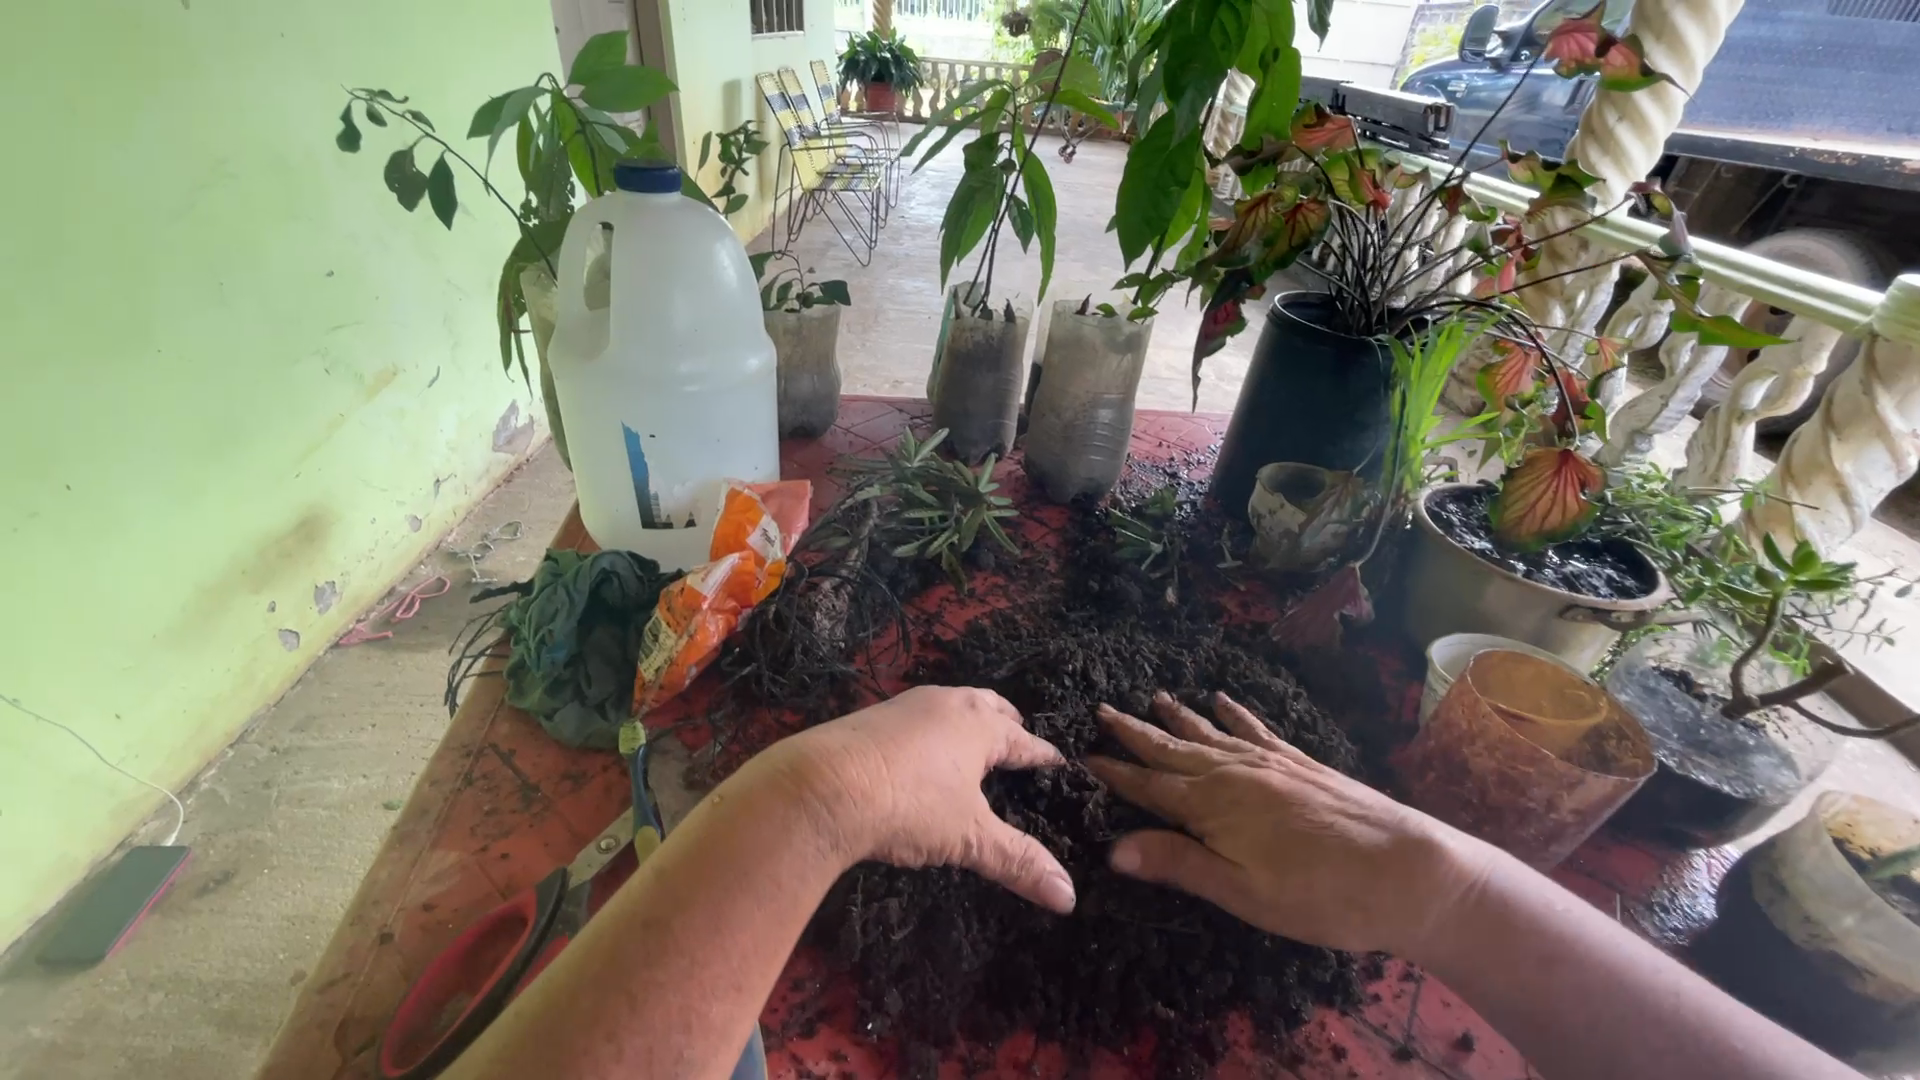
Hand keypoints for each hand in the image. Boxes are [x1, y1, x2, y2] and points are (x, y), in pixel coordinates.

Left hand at [753, 686, 1076, 913]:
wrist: (822, 786)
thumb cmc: (909, 804)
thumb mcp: (968, 837)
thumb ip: (1018, 861)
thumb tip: (1069, 897)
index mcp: (979, 725)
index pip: (1023, 740)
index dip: (1043, 754)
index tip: (1059, 761)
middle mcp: (946, 704)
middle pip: (988, 705)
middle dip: (1006, 721)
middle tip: (1017, 736)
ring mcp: (906, 706)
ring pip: (950, 704)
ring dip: (966, 718)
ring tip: (971, 740)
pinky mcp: (872, 716)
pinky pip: (917, 715)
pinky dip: (932, 727)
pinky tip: (920, 748)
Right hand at [1087, 692, 1491, 955]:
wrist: (1412, 872)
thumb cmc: (1321, 895)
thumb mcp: (1243, 893)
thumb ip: (1178, 864)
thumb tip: (1113, 848)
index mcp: (1211, 806)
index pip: (1149, 785)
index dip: (1116, 772)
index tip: (1084, 755)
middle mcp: (1232, 773)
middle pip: (1172, 748)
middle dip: (1135, 731)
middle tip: (1102, 709)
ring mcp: (1268, 762)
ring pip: (1209, 732)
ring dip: (1179, 716)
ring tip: (1154, 696)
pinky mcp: (1300, 762)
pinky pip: (1256, 729)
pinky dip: (1235, 713)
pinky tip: (1225, 699)